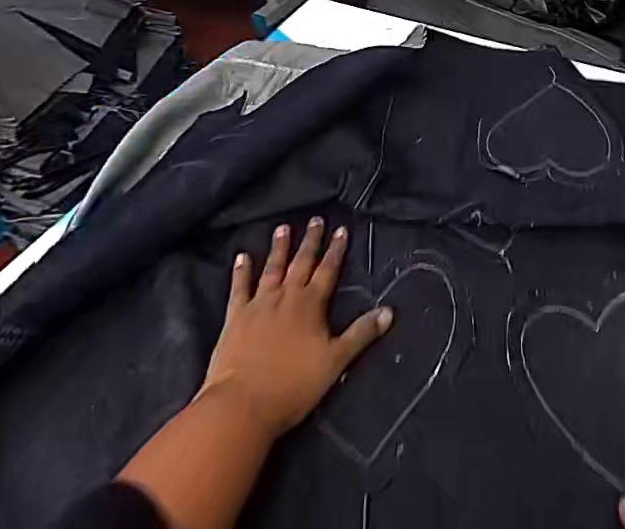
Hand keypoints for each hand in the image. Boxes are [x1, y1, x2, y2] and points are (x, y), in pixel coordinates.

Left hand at [200, 219, 391, 438]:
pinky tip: (242, 257)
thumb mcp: (336, 361)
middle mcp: (286, 297)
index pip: (328, 270)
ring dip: (279, 248)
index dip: (336, 250)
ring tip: (283, 228)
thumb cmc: (293, 385)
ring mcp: (258, 304)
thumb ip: (361, 334)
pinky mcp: (235, 317)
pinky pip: (239, 288)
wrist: (241, 404)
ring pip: (272, 268)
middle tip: (315, 220)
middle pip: (301, 262)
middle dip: (311, 241)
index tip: (341, 229)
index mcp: (311, 304)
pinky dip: (241, 272)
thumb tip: (389, 311)